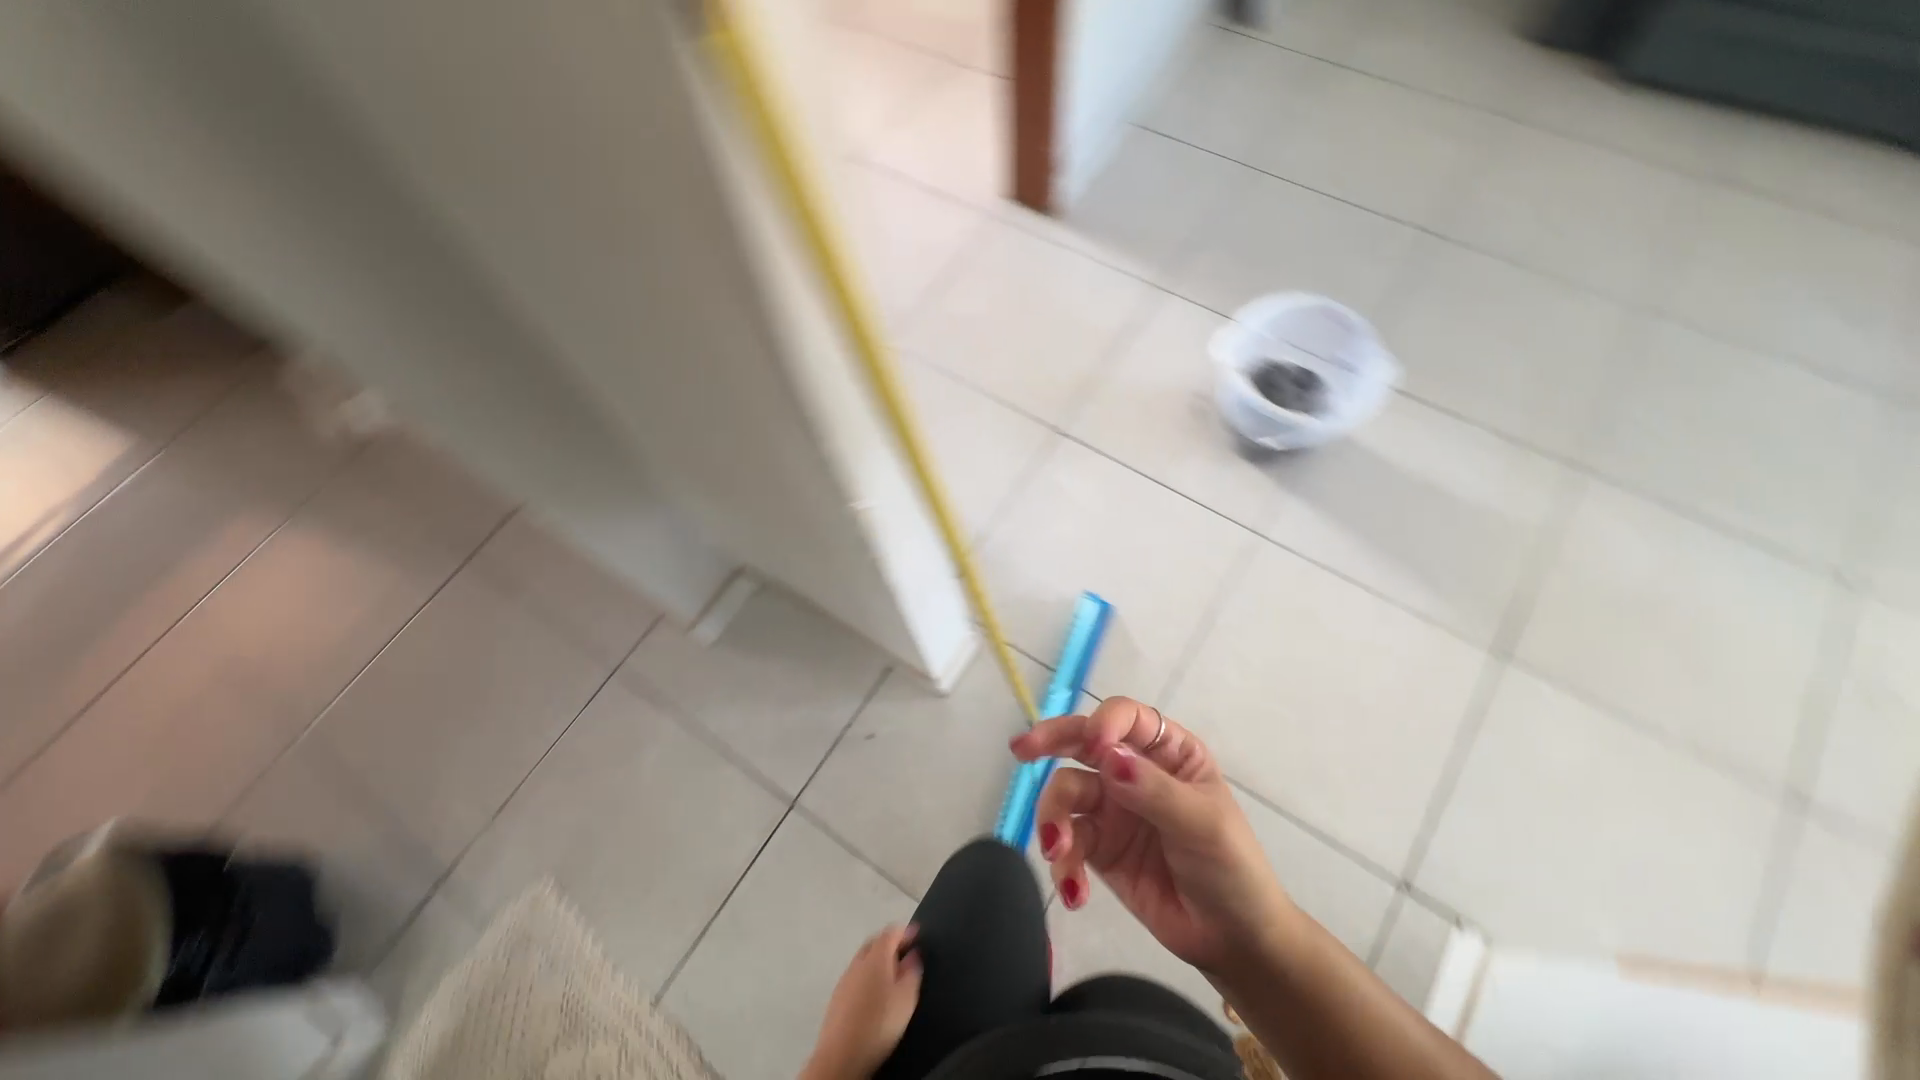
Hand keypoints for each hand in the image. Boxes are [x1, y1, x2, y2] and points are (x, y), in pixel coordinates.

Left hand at [804, 925, 922, 1079]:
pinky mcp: (837, 996)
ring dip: (877, 958)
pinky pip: (856, 975)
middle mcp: (857, 962)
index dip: (905, 931)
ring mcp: (844, 979)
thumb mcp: (906, 997)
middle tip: (905, 950)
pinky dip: (867, 974)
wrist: (841, 1054)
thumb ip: (912, 972)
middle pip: (874, 942)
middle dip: (890, 942)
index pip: (890, 932)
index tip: (917, 934)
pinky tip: (874, 990)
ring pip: (863, 959)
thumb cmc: (880, 1022)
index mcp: (876, 957)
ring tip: (892, 971)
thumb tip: (913, 954)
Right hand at [1011, 698, 1291, 980]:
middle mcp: (1134, 772)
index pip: (1127, 718)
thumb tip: (1108, 757)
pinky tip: (1076, 894)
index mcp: (1169, 753)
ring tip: (1058, 853)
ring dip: (1053, 820)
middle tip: (1022, 750)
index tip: (1095, 749)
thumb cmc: (1231, 868)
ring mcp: (1113, 810)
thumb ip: (1154, 791)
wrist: (1233, 940)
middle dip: (1050, 743)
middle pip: (1082, 743)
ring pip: (1065, 794)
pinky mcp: (1098, 850)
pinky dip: (1063, 866)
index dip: (1105, 724)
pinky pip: (1066, 844)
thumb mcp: (1203, 824)